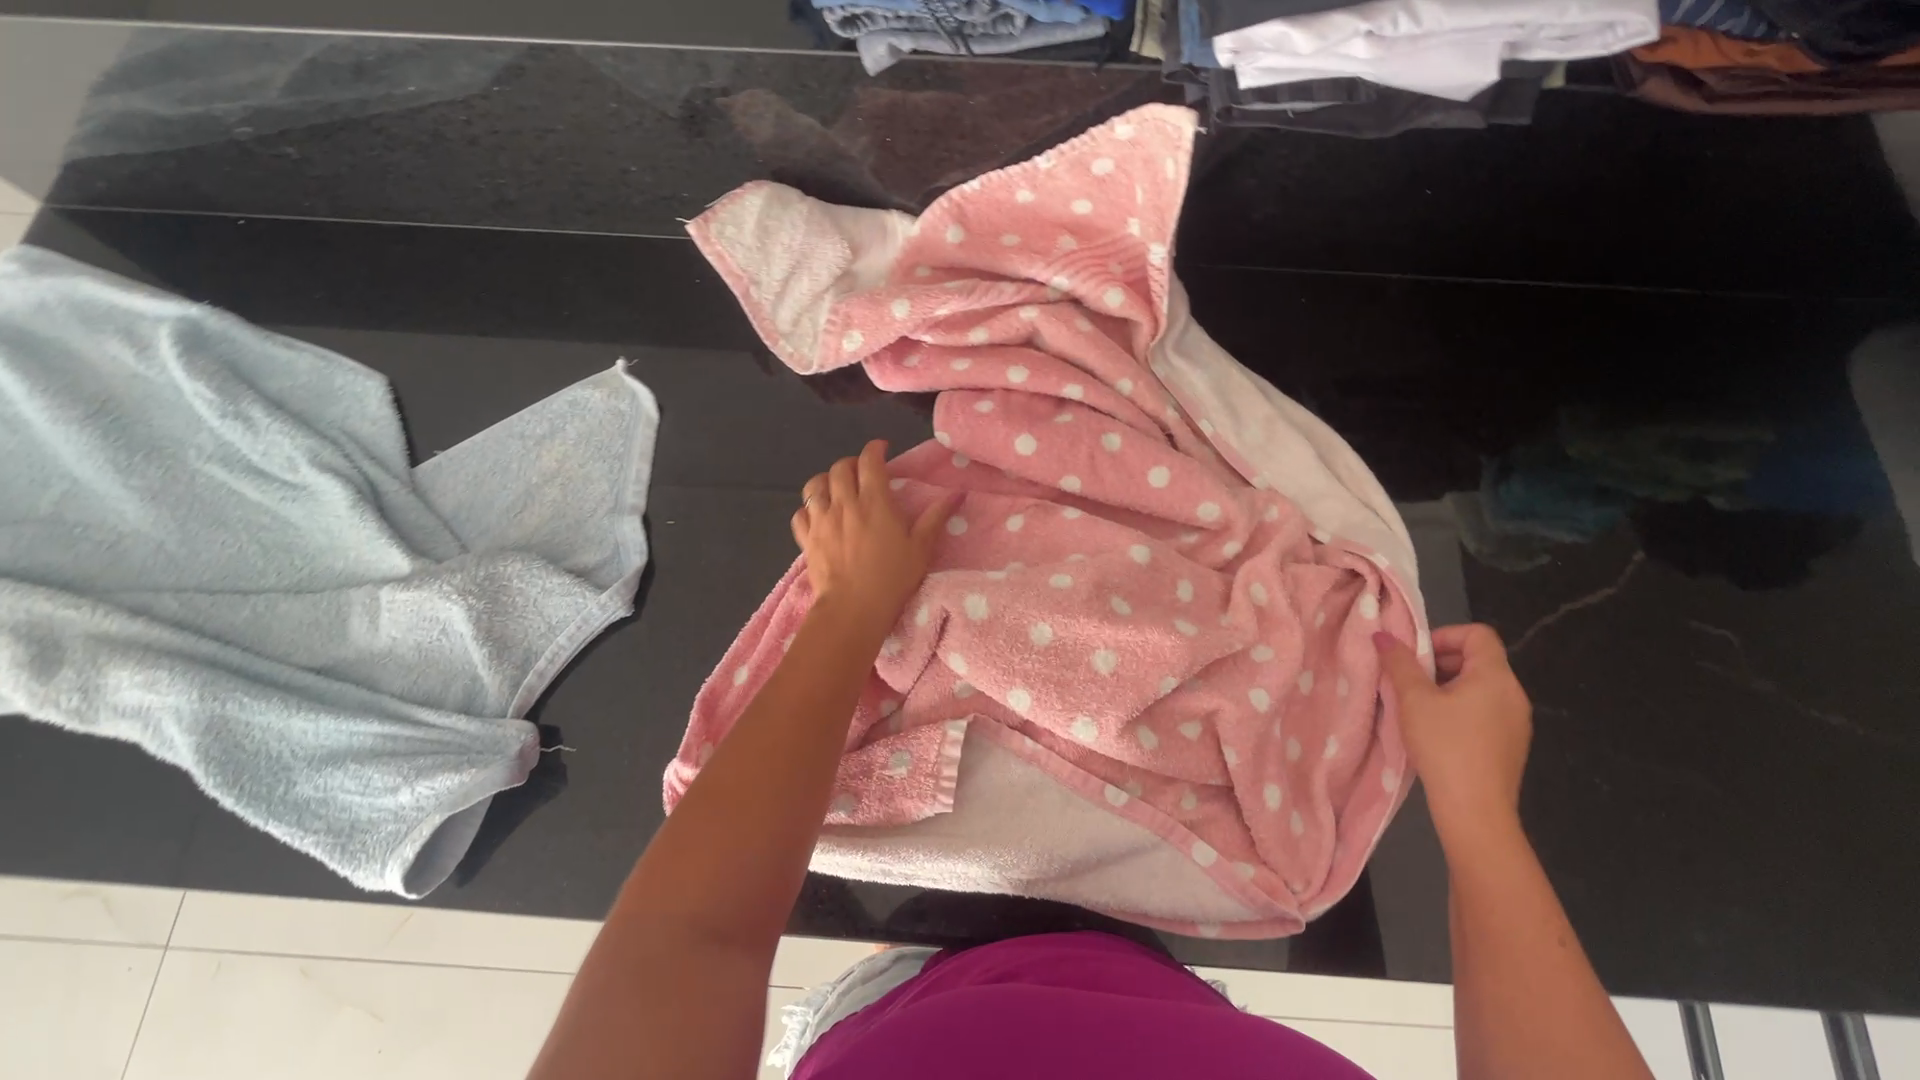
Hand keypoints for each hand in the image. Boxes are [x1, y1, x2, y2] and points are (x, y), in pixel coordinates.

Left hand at [792, 440, 957, 627]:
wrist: (854, 608)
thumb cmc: (892, 578)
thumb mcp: (922, 548)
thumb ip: (936, 517)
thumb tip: (957, 493)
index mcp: (875, 501)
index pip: (870, 461)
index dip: (875, 449)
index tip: (882, 449)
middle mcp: (845, 503)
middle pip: (840, 468)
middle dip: (851, 463)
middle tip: (861, 472)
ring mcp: (822, 520)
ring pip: (814, 486)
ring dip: (825, 481)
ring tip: (835, 489)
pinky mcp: (806, 539)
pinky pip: (800, 514)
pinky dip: (808, 509)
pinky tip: (818, 516)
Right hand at [1374, 624, 1531, 847]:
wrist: (1475, 808)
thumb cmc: (1444, 745)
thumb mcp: (1413, 700)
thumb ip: (1398, 664)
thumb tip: (1383, 636)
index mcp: (1495, 676)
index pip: (1478, 634)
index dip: (1444, 635)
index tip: (1416, 657)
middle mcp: (1513, 693)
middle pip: (1478, 659)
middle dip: (1440, 663)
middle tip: (1409, 681)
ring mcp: (1517, 721)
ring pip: (1480, 687)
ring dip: (1447, 688)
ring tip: (1417, 708)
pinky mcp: (1511, 744)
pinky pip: (1485, 711)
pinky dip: (1460, 710)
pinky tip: (1437, 733)